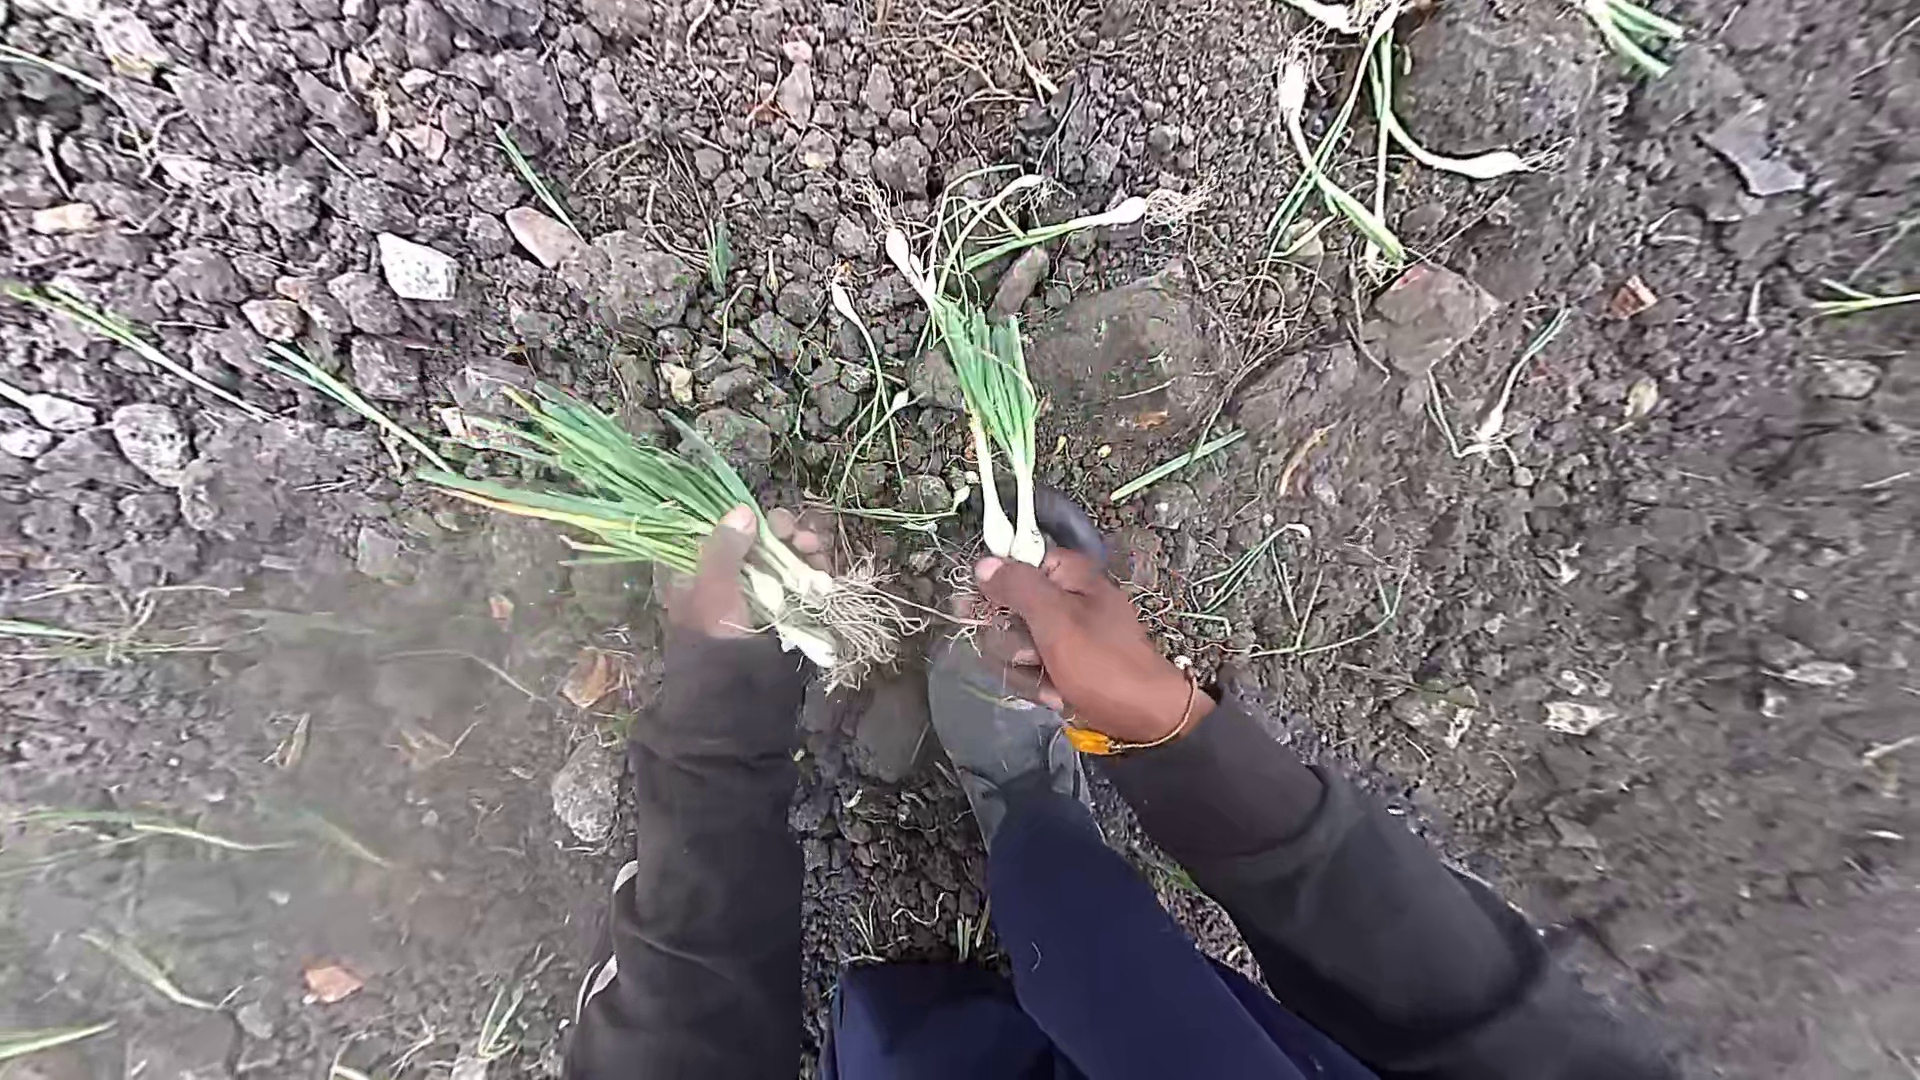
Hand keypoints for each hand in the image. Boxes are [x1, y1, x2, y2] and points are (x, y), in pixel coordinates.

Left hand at [667, 506, 833, 638]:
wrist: (743, 690)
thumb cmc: (717, 636)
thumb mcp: (712, 589)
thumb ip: (725, 548)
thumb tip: (744, 510)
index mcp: (703, 569)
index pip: (726, 529)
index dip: (746, 518)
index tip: (762, 516)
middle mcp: (735, 575)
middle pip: (761, 538)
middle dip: (782, 530)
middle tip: (795, 533)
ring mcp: (765, 589)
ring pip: (788, 553)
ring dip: (803, 544)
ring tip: (815, 547)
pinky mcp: (791, 603)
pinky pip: (806, 573)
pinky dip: (816, 565)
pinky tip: (823, 563)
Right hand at [971, 550, 1213, 742]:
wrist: (1144, 718)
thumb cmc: (1103, 663)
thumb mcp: (1058, 620)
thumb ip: (1018, 587)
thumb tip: (983, 563)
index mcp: (1065, 574)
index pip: (1010, 563)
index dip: (996, 587)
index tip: (987, 609)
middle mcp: (1058, 597)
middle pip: (1001, 608)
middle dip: (1012, 640)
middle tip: (1035, 653)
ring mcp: (1055, 632)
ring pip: (1007, 643)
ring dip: (1024, 668)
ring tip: (1053, 678)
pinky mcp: (1053, 662)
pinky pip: (1022, 667)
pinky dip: (1036, 683)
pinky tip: (1057, 693)